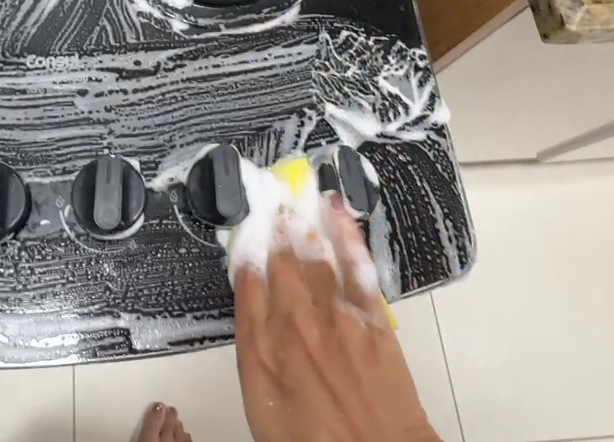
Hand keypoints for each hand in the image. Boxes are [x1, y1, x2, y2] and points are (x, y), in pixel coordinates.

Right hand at [232, 194, 440, 441]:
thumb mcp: (262, 402)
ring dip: (301, 222)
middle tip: (267, 198)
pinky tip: (336, 209)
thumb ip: (254, 350)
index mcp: (262, 346)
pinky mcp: (369, 316)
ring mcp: (334, 315)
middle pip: (277, 260)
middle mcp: (294, 322)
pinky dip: (345, 232)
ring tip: (293, 197)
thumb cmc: (314, 441)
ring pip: (312, 255)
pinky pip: (355, 264)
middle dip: (270, 225)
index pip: (246, 279)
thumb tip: (251, 309)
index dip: (244, 247)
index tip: (243, 226)